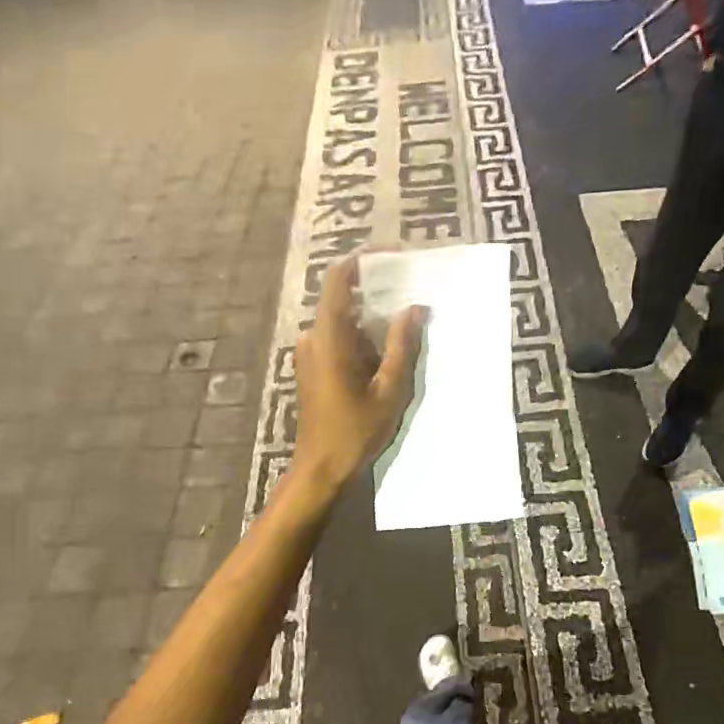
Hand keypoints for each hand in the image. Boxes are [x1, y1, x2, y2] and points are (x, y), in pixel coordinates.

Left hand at [292, 257, 425, 487]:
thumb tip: (414, 308)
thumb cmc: (356, 431)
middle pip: (343, 299)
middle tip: (411, 296)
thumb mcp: (389, 390)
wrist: (321, 467)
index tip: (393, 255)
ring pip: (344, 322)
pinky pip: (339, 339)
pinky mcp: (313, 367)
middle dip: (377, 294)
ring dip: (372, 321)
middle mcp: (313, 338)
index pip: (338, 281)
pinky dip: (363, 338)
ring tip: (406, 328)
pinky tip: (387, 355)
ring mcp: (309, 353)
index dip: (363, 260)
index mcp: (328, 339)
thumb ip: (402, 346)